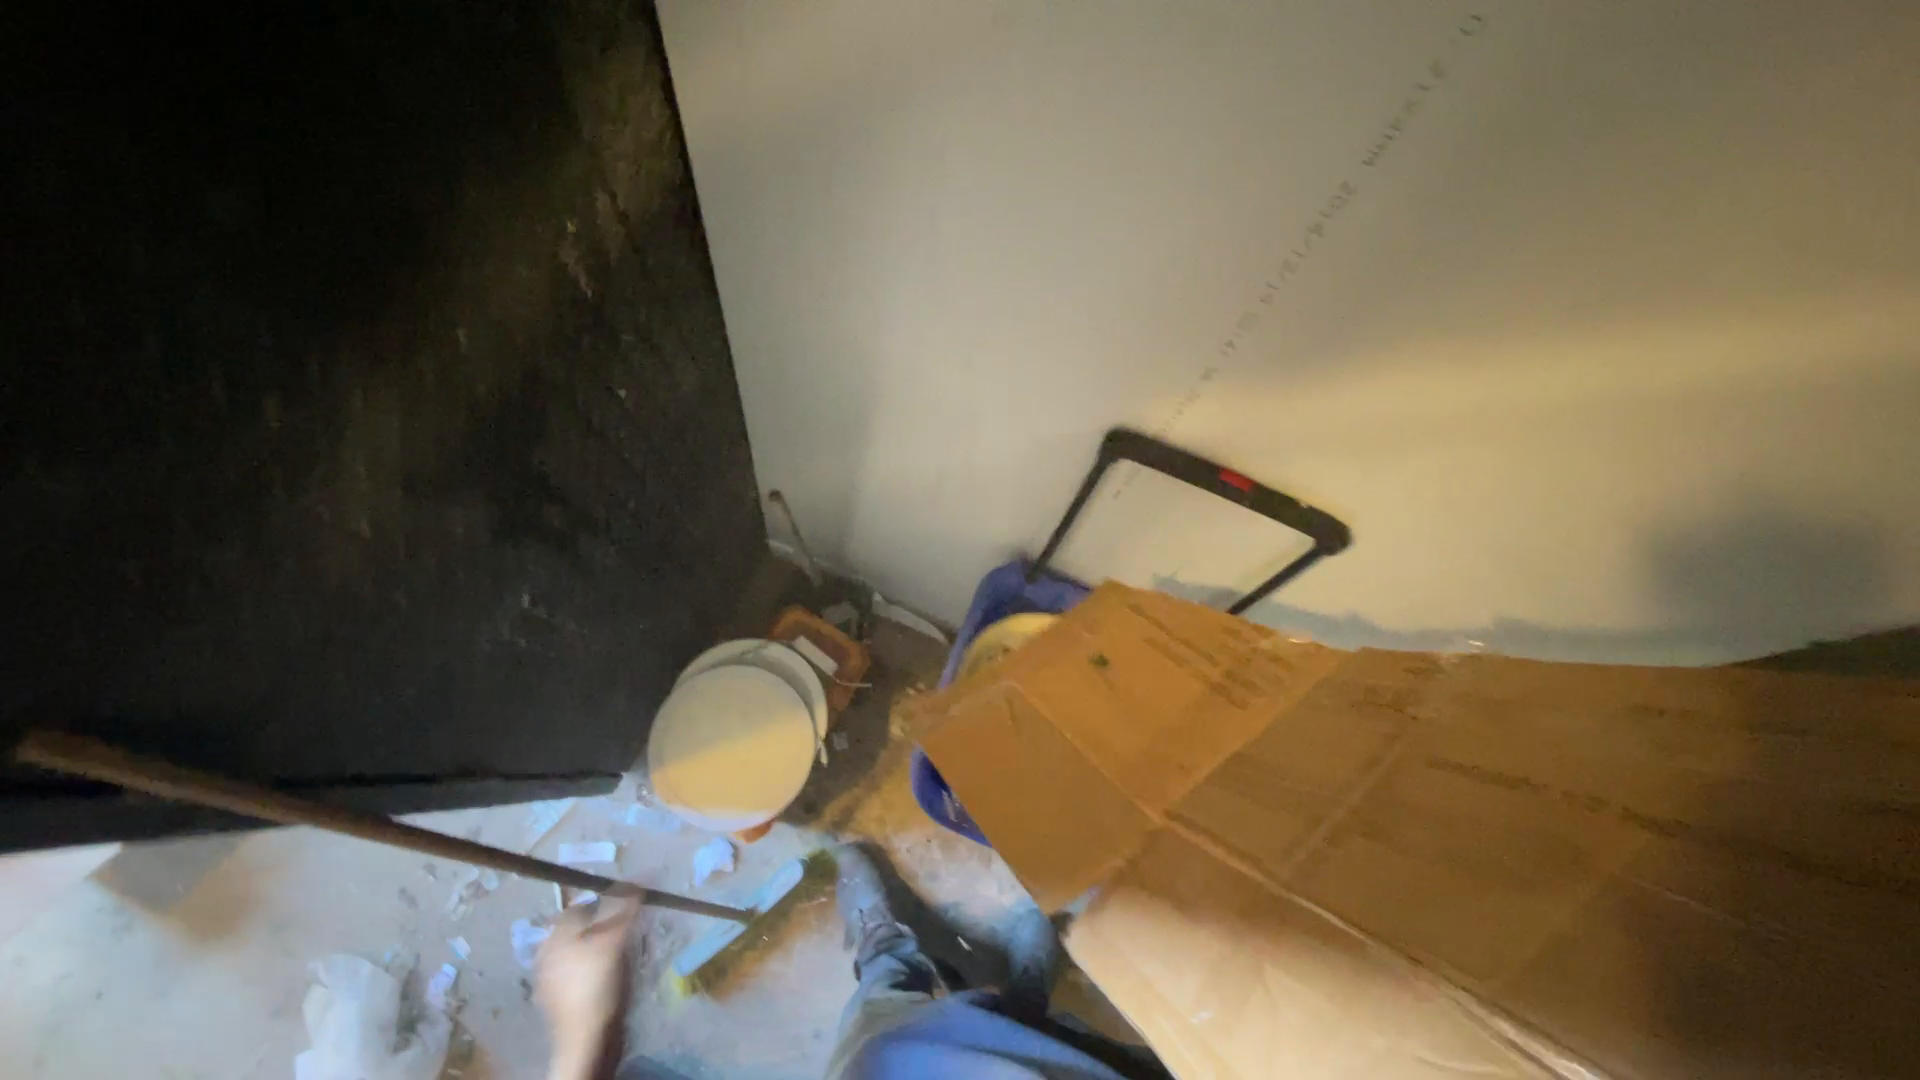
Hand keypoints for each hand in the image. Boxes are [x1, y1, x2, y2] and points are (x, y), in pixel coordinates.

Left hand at [536, 899, 636, 1079]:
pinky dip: (600, 969)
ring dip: (607, 947)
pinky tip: (615, 977)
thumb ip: (627, 904)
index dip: (609, 901)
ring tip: (629, 954)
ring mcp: (553, 978)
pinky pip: (584, 972)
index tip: (632, 909)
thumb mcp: (615, 938)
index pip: (583, 904)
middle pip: (585, 926)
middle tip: (633, 931)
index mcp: (555, 934)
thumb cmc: (597, 984)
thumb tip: (644, 872)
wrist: (585, 1041)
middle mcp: (548, 952)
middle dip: (610, 925)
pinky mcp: (563, 999)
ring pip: (586, 949)